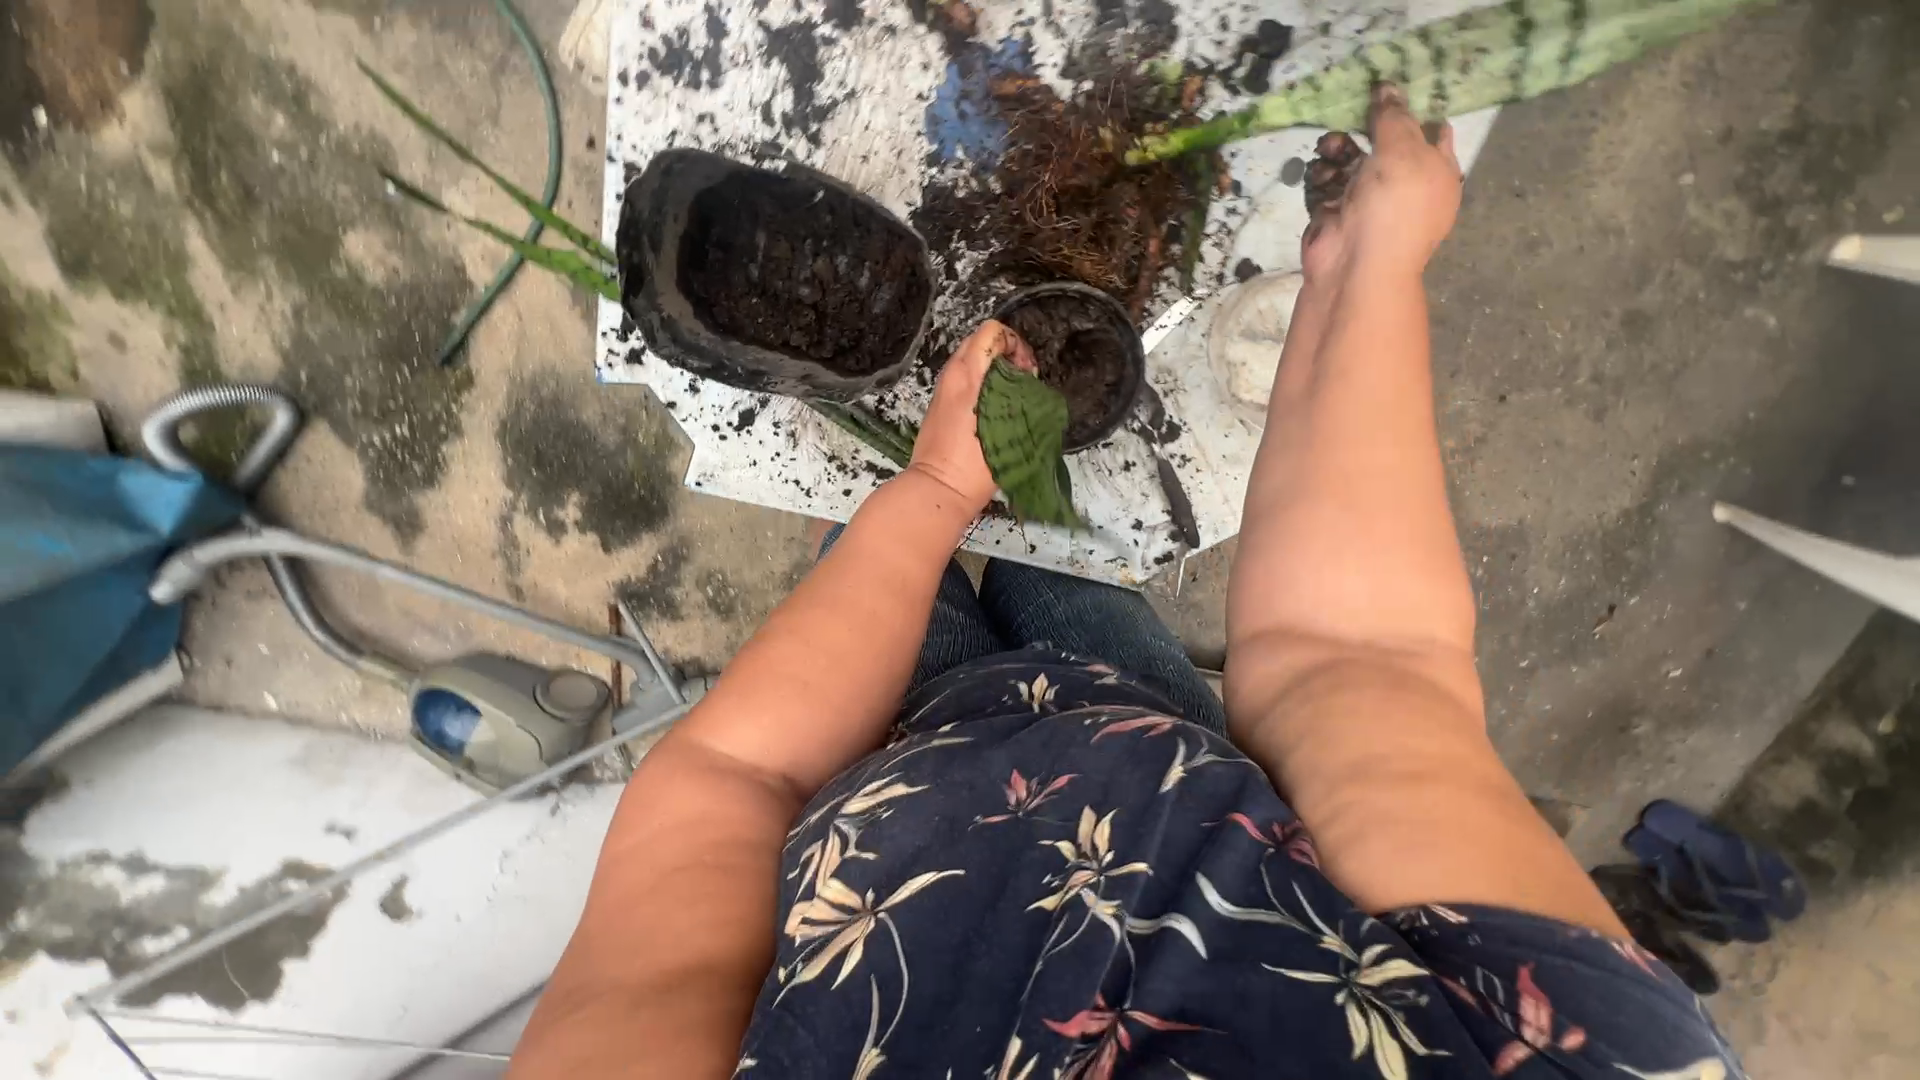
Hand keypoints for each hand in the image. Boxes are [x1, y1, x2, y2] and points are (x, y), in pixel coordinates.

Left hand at [909, 319, 1037, 512]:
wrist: (937, 491)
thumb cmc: (972, 466)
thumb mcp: (1007, 430)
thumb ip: (1020, 399)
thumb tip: (1029, 384)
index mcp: (966, 375)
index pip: (991, 332)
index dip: (1016, 343)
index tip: (1028, 370)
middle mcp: (951, 377)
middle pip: (980, 342)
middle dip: (1006, 353)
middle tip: (1024, 379)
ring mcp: (943, 391)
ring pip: (971, 361)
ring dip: (995, 369)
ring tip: (1014, 395)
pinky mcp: (940, 406)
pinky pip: (964, 381)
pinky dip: (982, 383)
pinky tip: (998, 409)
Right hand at [1301, 83, 1461, 282]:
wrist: (1356, 264)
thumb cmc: (1394, 205)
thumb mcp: (1402, 149)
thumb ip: (1392, 115)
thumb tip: (1386, 85)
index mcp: (1434, 173)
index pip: (1433, 134)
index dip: (1414, 112)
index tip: (1392, 94)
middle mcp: (1401, 187)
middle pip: (1383, 145)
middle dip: (1365, 130)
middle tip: (1351, 120)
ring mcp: (1364, 204)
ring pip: (1350, 164)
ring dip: (1336, 152)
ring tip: (1327, 149)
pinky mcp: (1332, 216)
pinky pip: (1324, 188)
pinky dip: (1320, 178)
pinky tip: (1319, 175)